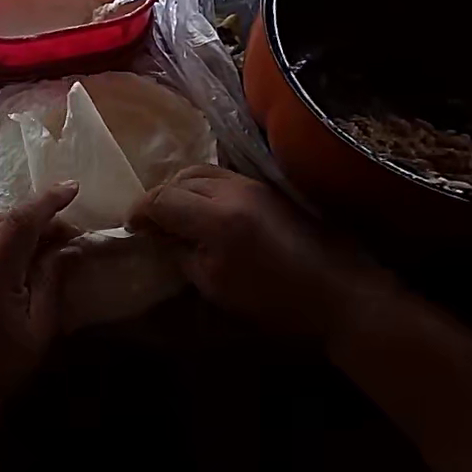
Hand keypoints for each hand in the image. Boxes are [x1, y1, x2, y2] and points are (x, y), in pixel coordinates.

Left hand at [0, 184, 79, 425]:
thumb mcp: (38, 329)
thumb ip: (51, 281)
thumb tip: (67, 249)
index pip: (22, 220)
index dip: (49, 201)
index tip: (73, 188)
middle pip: (4, 219)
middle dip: (37, 215)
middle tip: (66, 231)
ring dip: (13, 221)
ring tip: (40, 235)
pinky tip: (1, 240)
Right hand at [128, 165, 385, 338]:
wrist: (340, 294)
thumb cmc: (275, 300)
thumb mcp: (215, 285)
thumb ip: (181, 254)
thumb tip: (161, 237)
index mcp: (217, 218)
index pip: (162, 199)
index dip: (139, 212)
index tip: (132, 228)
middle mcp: (233, 190)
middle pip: (178, 179)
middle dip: (157, 199)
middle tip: (149, 223)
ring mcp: (253, 184)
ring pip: (199, 171)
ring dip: (178, 189)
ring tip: (172, 214)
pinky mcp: (267, 187)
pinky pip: (220, 176)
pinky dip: (200, 187)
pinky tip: (200, 209)